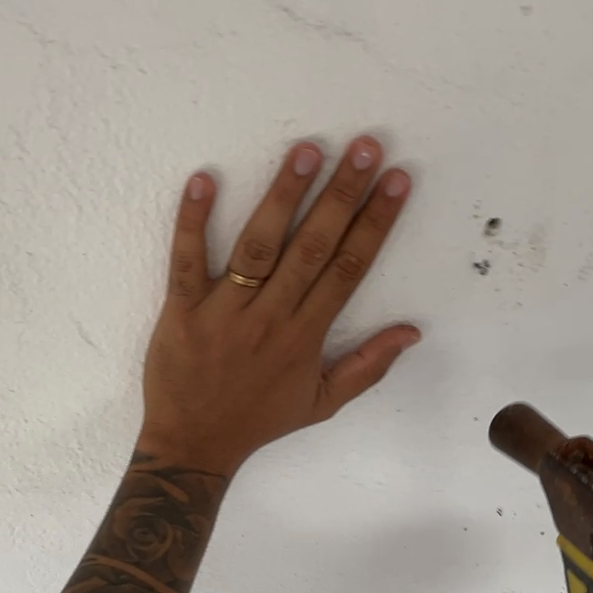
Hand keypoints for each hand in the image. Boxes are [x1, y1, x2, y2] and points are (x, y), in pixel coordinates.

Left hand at [135, 136, 420, 475]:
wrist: (194, 445)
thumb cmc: (258, 421)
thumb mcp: (322, 403)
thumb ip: (368, 366)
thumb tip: (411, 331)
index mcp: (305, 337)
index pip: (348, 269)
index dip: (375, 223)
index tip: (396, 182)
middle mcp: (270, 319)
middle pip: (312, 248)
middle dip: (342, 194)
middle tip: (365, 147)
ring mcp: (224, 312)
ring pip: (258, 247)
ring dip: (282, 197)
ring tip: (306, 151)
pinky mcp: (182, 310)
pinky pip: (186, 261)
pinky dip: (193, 221)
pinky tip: (204, 179)